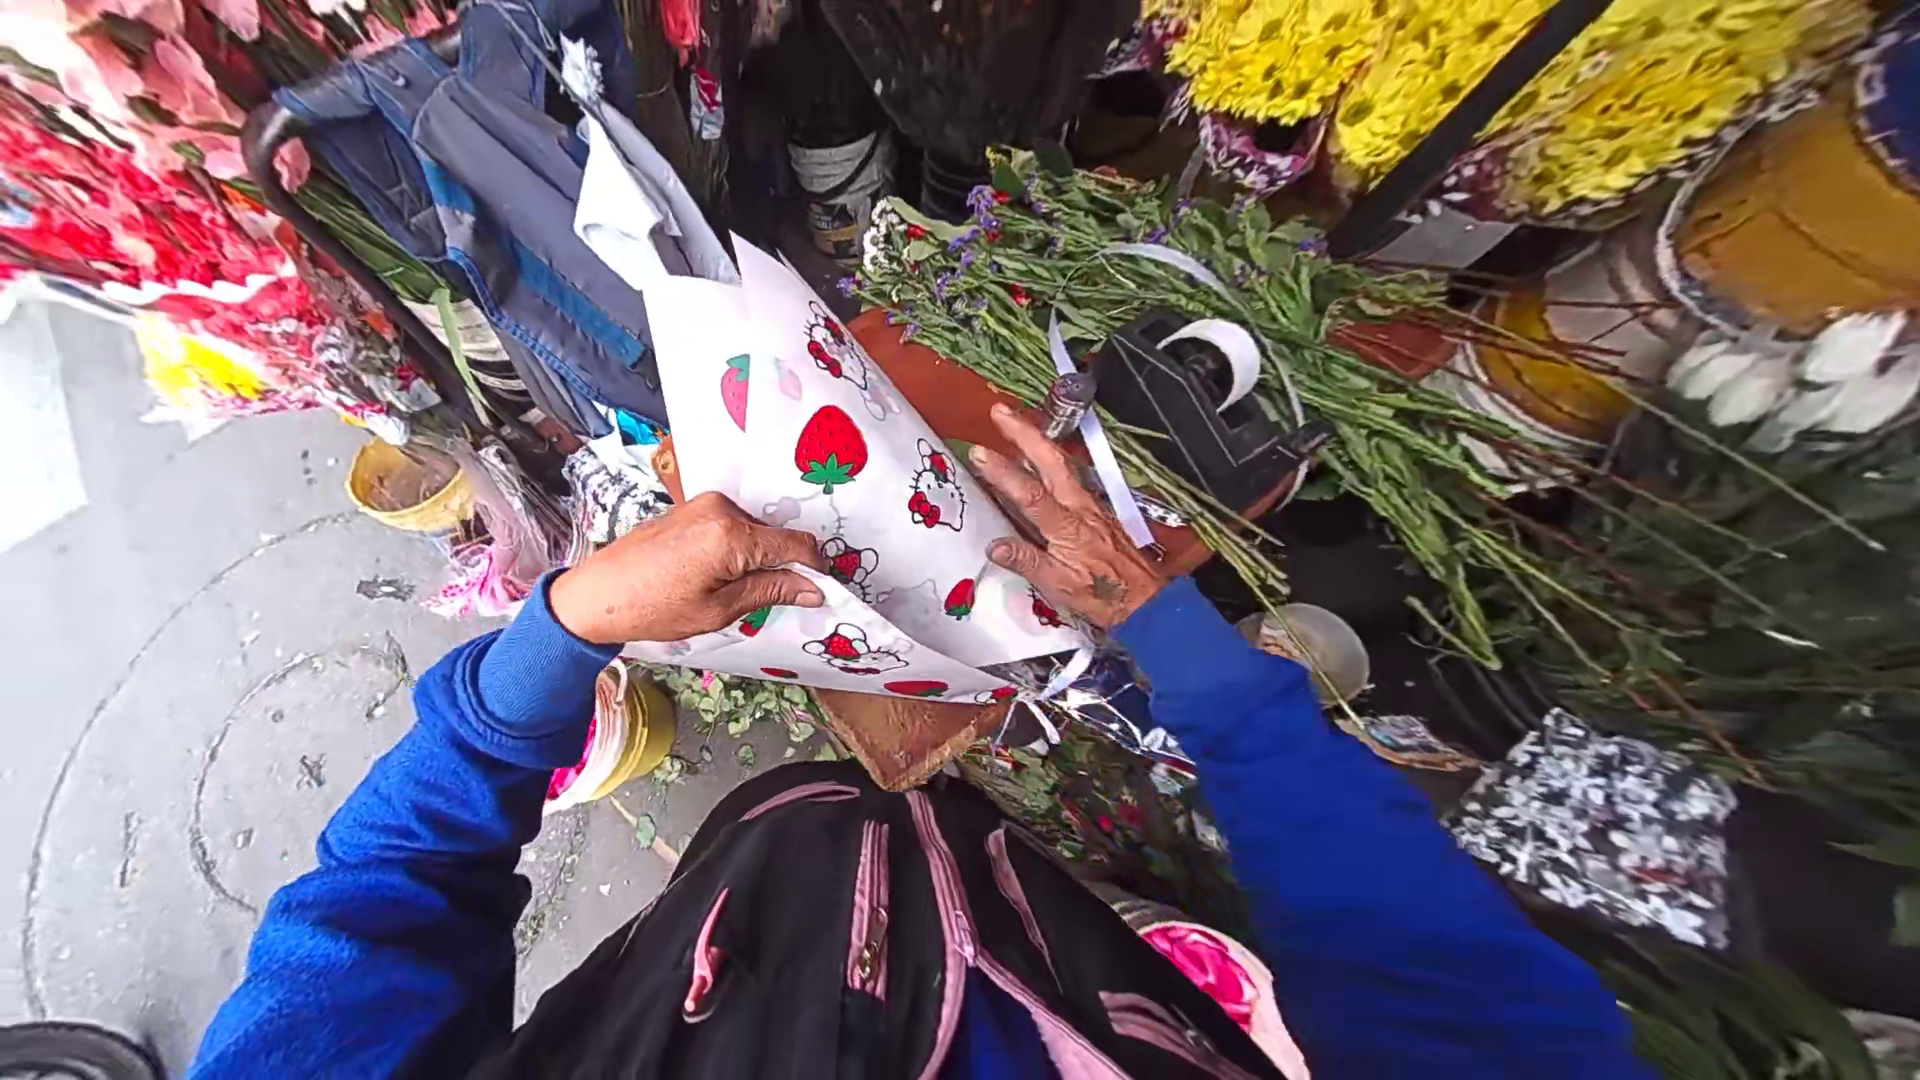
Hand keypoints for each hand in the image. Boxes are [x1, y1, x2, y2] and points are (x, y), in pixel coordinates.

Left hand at [549, 492, 828, 644]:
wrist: (593, 595)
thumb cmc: (653, 608)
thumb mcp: (720, 610)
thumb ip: (772, 592)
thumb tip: (814, 590)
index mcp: (732, 534)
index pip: (797, 545)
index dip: (813, 569)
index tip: (816, 591)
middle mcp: (722, 508)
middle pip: (777, 537)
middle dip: (782, 566)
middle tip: (765, 598)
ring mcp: (706, 504)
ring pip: (757, 531)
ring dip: (758, 558)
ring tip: (729, 588)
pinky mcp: (694, 507)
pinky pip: (735, 525)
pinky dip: (739, 548)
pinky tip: (715, 572)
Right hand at [969, 404, 1169, 628]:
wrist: (1143, 599)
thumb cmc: (1101, 595)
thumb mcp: (1058, 585)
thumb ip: (1025, 561)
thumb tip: (994, 545)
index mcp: (1066, 527)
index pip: (1030, 493)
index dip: (1003, 472)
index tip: (981, 454)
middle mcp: (1080, 507)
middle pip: (1051, 460)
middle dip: (1024, 432)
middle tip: (1000, 412)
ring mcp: (1090, 505)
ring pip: (1062, 463)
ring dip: (1038, 440)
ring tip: (1016, 424)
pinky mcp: (1097, 509)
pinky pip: (1071, 475)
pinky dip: (1052, 459)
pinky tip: (1043, 458)